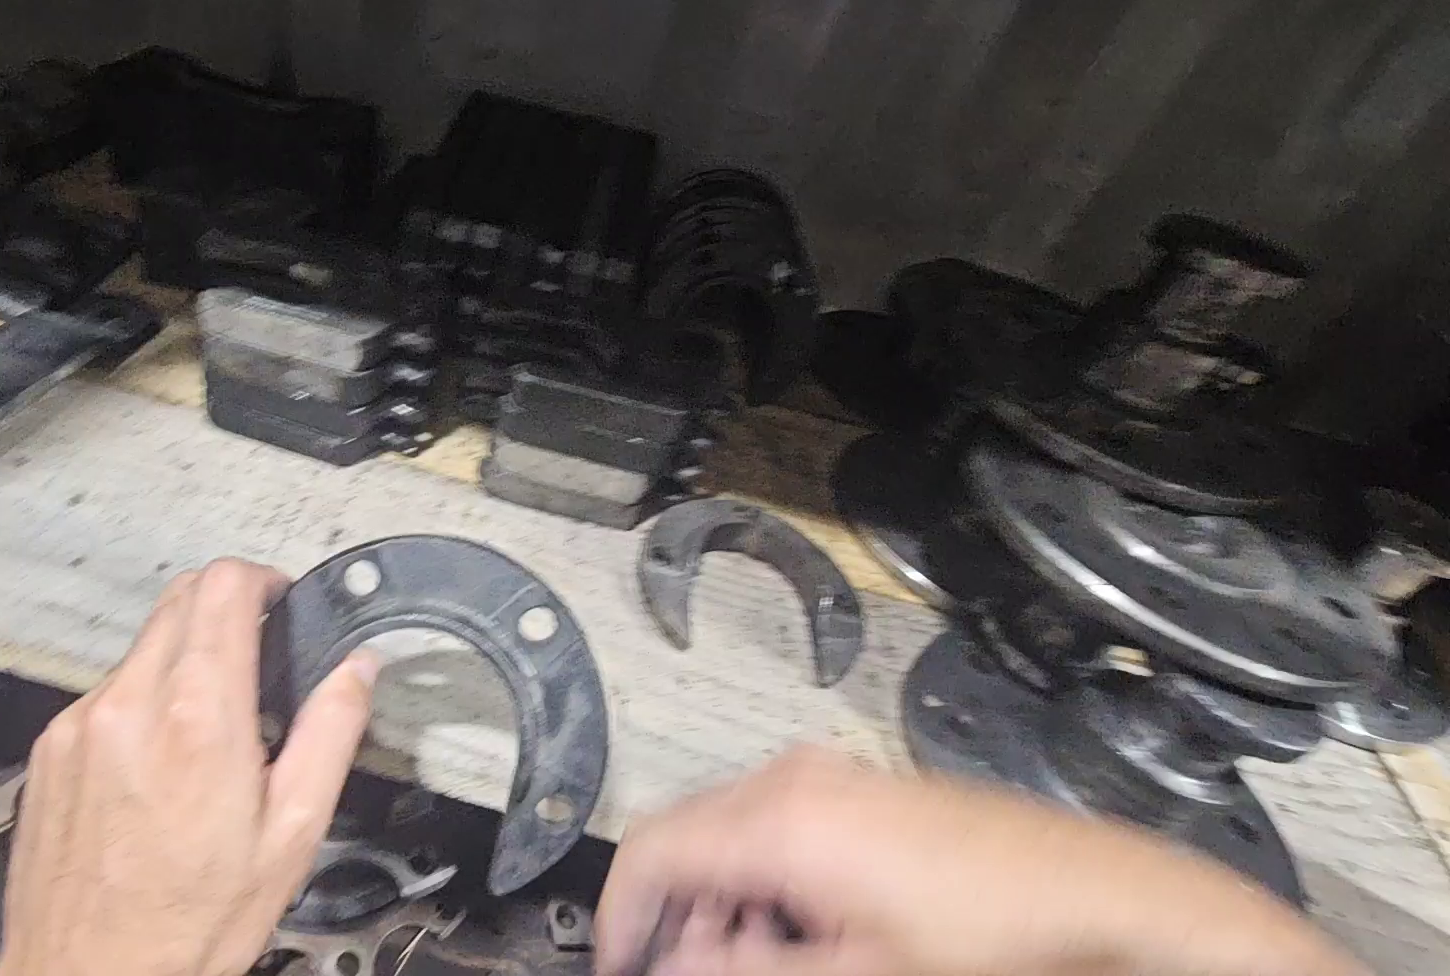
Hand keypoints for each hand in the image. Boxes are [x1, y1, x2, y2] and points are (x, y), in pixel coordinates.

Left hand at [0, 559, 379, 975]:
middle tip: (257, 648)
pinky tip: (162, 752)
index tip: (278, 602)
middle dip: (226, 602)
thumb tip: (359, 667)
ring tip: (212, 715)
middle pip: (181, 596)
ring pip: (145, 639)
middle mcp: (129, 704)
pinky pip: (110, 685)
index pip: (222, 587)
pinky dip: (146, 690)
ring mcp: (80, 723)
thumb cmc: (196, 919)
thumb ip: (333, 729)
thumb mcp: (294, 828)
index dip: (260, 579)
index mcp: (199, 716)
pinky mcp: (51, 747)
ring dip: (186, 649)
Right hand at [595, 746, 1366, 975]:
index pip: (657, 846)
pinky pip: (776, 824)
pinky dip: (762, 877)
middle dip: (676, 908)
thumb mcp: (859, 973)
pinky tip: (802, 927)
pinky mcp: (857, 787)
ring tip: (752, 959)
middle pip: (689, 832)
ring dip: (721, 896)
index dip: (622, 910)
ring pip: (731, 829)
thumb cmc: (989, 942)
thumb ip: (750, 968)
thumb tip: (678, 962)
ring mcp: (827, 775)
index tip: (618, 962)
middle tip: (687, 972)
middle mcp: (791, 778)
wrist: (1113, 904)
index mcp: (781, 818)